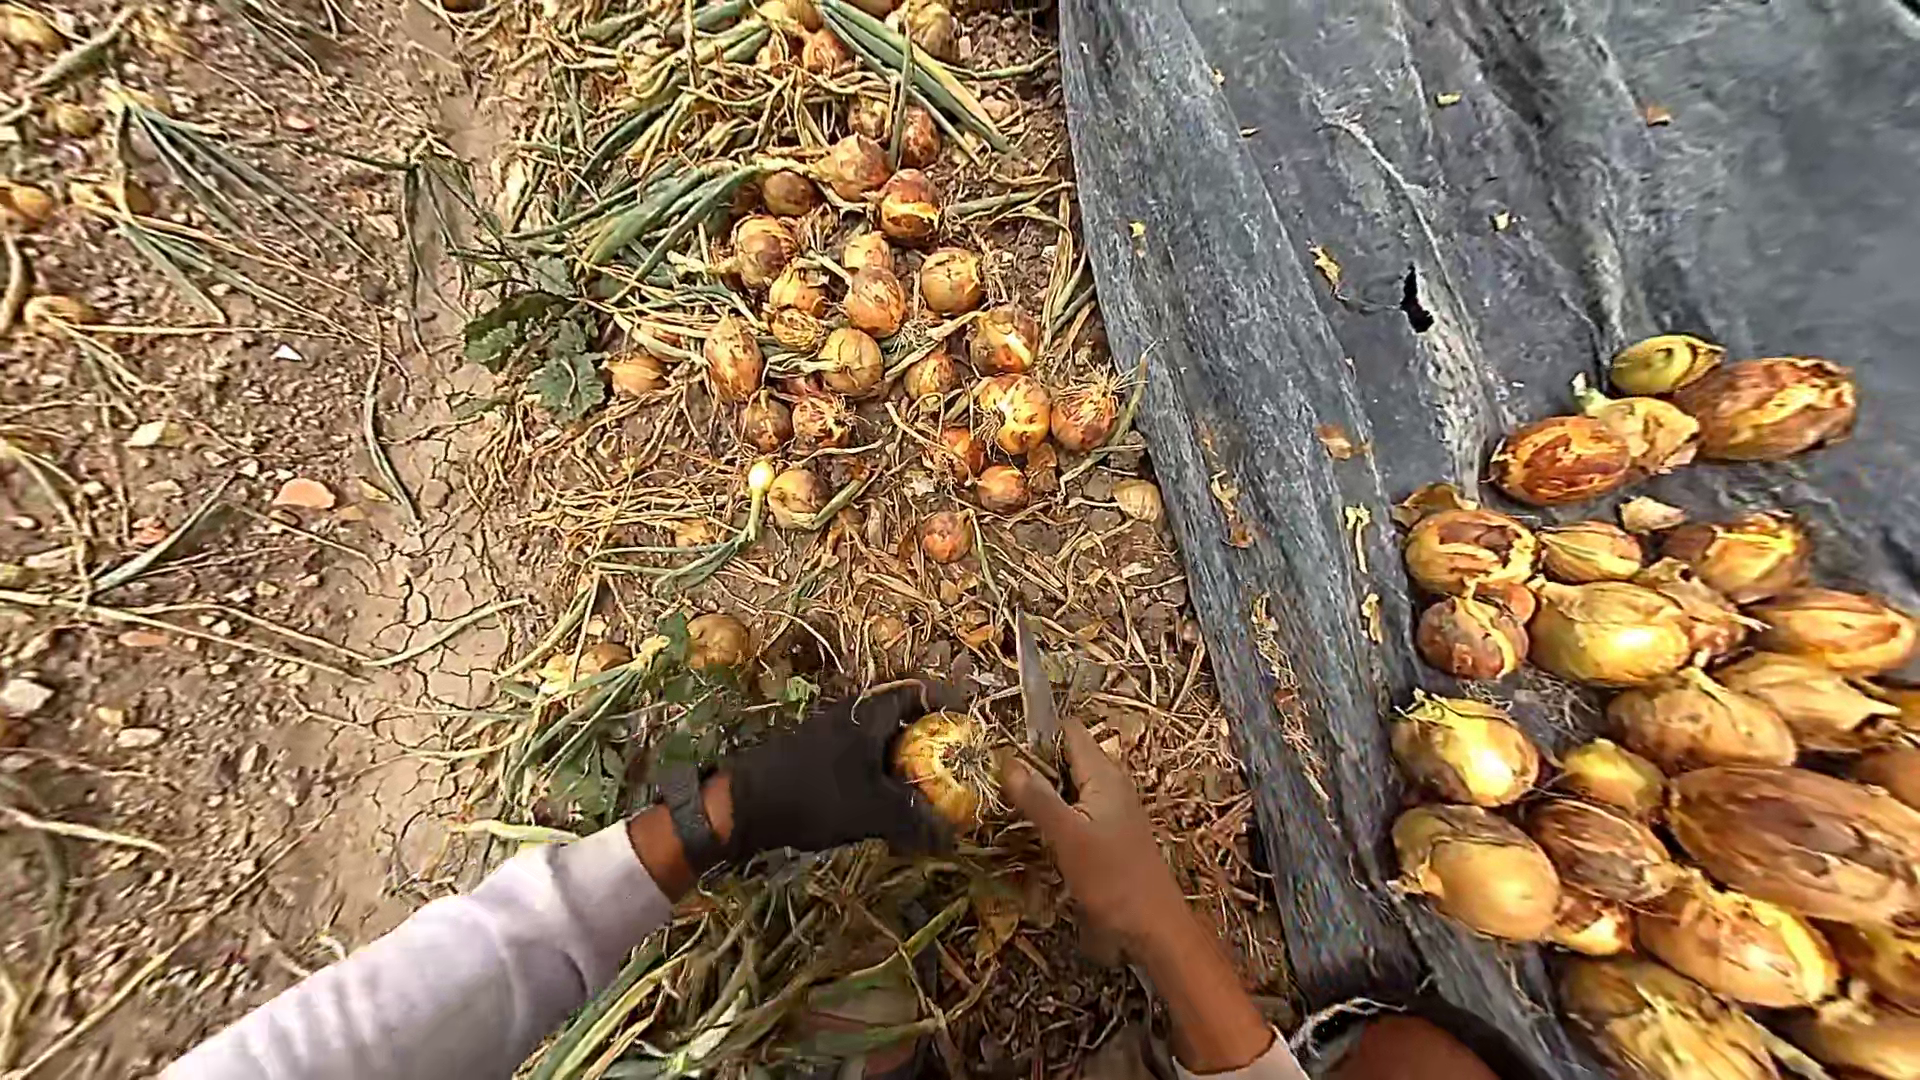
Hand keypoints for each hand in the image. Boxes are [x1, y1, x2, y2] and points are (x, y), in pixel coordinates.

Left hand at [724, 679, 949, 859]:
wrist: (744, 803)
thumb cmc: (814, 794)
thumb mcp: (871, 810)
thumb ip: (914, 820)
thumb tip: (952, 838)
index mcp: (871, 712)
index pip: (919, 691)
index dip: (948, 701)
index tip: (970, 719)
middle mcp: (854, 713)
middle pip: (904, 714)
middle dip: (931, 736)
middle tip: (953, 759)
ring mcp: (834, 731)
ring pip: (882, 737)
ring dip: (905, 757)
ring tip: (925, 785)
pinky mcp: (820, 752)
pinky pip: (864, 754)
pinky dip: (882, 771)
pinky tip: (885, 800)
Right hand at [1002, 713, 1273, 1073]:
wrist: (1156, 931)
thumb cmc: (1113, 880)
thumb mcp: (1068, 837)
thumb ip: (1038, 798)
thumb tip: (1008, 762)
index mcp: (1103, 773)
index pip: (1068, 730)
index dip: (1037, 733)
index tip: (1005, 750)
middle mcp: (1110, 781)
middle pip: (1066, 755)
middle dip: (1036, 764)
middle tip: (1003, 781)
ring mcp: (1112, 806)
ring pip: (1070, 782)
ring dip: (1044, 790)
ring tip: (1013, 803)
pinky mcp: (1110, 829)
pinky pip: (1077, 805)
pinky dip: (1056, 810)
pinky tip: (1039, 830)